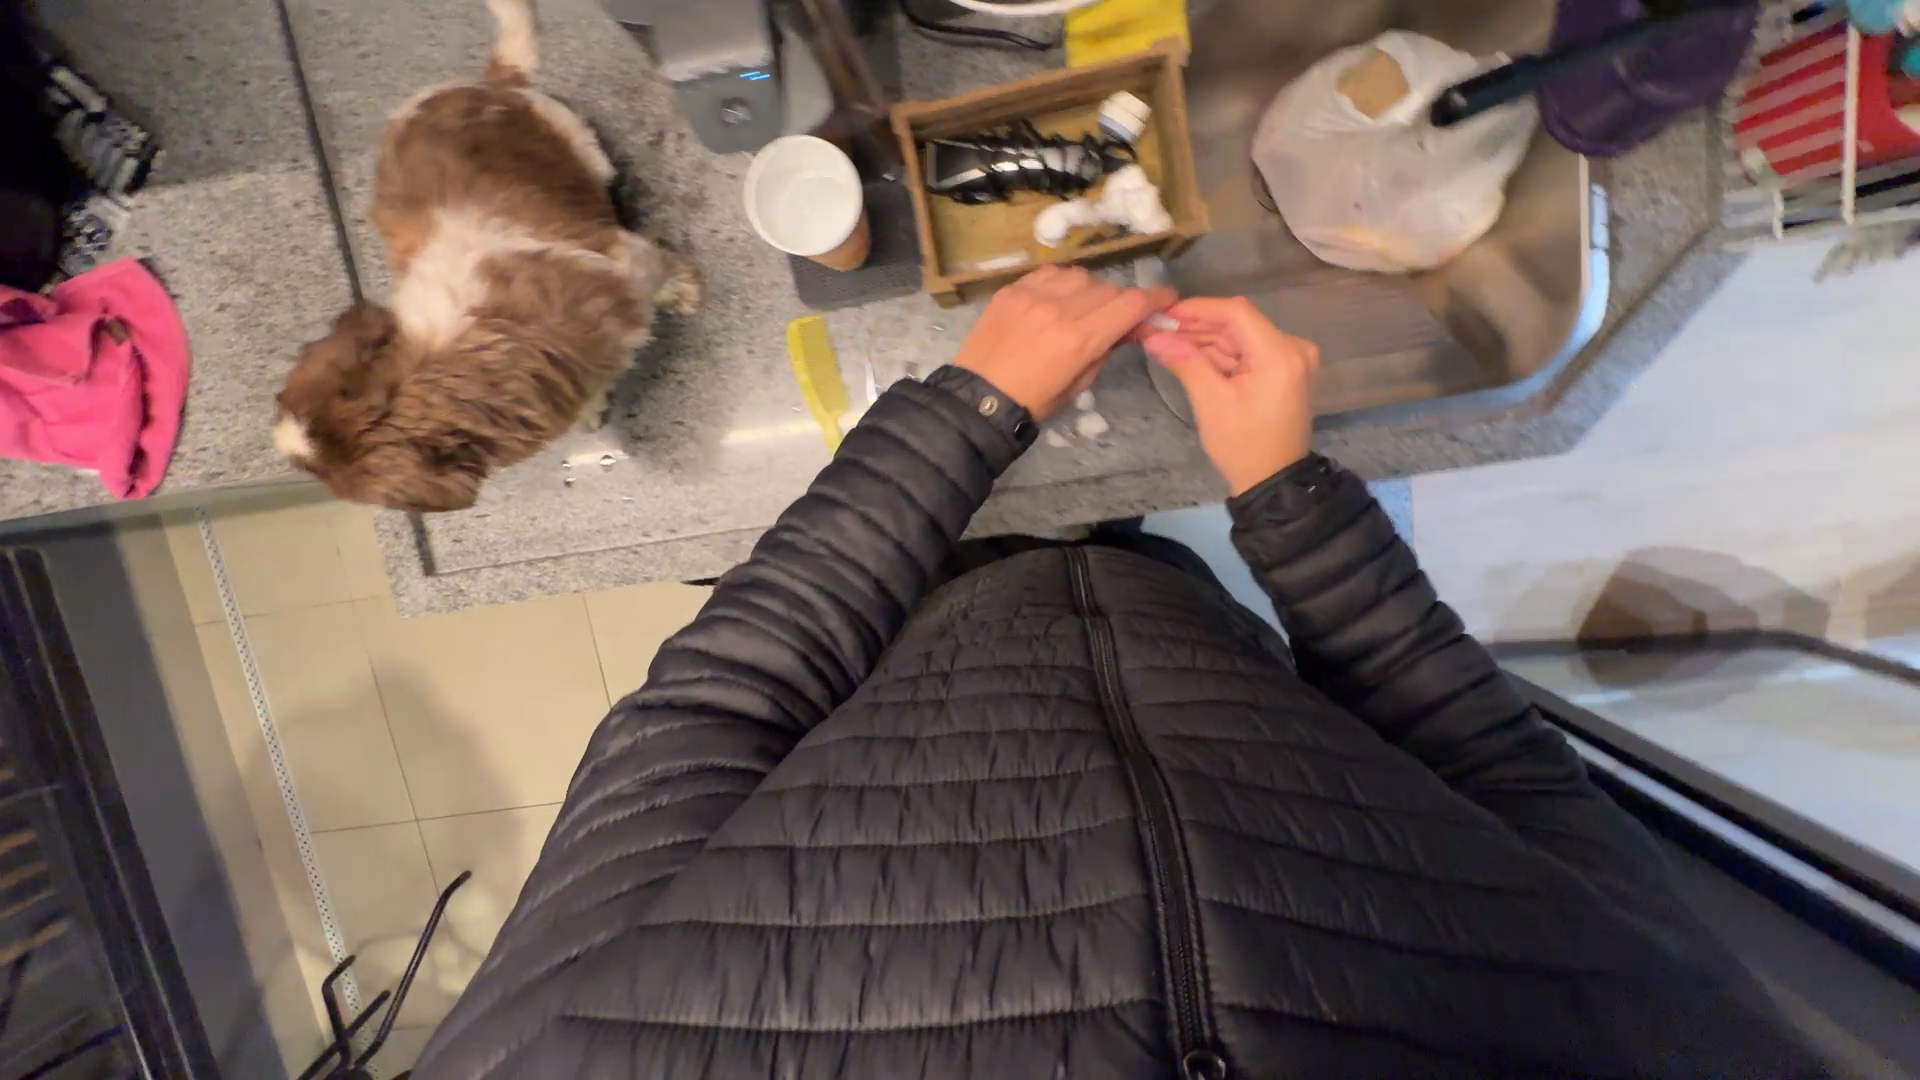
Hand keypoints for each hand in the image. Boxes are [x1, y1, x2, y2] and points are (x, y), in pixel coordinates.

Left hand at [954, 265, 1175, 419]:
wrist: (977, 400)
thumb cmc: (1031, 403)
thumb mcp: (1076, 385)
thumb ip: (1103, 352)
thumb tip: (1123, 330)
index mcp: (1079, 340)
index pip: (1131, 304)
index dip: (1155, 299)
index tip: (1166, 300)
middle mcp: (1059, 309)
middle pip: (1109, 289)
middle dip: (1120, 303)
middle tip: (1115, 319)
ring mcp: (1032, 295)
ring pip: (1081, 276)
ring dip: (1089, 291)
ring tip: (1080, 310)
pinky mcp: (1011, 290)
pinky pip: (1049, 273)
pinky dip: (1060, 284)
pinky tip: (1054, 301)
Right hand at [1141, 297, 1319, 495]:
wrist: (1273, 480)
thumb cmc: (1242, 445)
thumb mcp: (1211, 403)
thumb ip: (1186, 363)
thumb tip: (1153, 337)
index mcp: (1280, 354)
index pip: (1236, 314)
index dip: (1198, 309)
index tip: (1165, 314)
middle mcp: (1292, 348)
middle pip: (1238, 324)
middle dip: (1196, 326)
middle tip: (1158, 329)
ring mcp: (1290, 359)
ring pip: (1240, 337)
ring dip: (1205, 339)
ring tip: (1166, 340)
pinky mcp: (1282, 370)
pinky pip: (1246, 352)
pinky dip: (1219, 353)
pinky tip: (1189, 353)